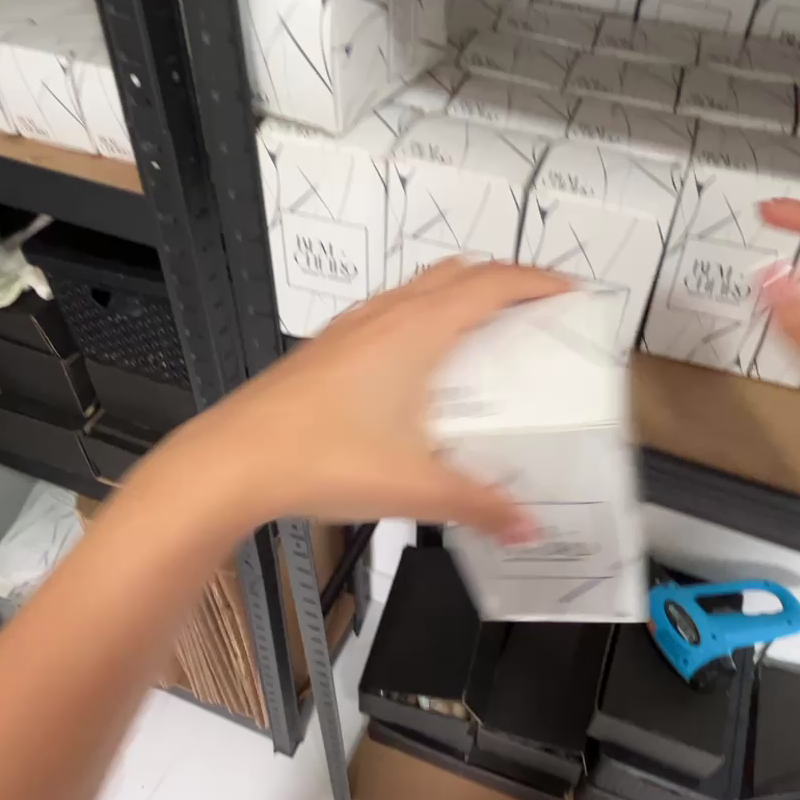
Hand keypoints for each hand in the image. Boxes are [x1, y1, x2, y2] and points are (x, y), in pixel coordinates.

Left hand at [173, 259, 568, 538]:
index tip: (567, 293)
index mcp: (418, 331)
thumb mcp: (418, 487)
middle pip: (458, 274)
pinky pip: (388, 314)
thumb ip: (481, 506)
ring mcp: (352, 328)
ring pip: (418, 289)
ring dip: (458, 298)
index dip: (538, 281)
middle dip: (503, 284)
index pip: (494, 283)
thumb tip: (522, 525)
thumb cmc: (318, 458)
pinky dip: (420, 320)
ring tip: (482, 340)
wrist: (233, 462)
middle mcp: (385, 316)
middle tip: (531, 317)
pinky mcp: (328, 349)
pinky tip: (419, 369)